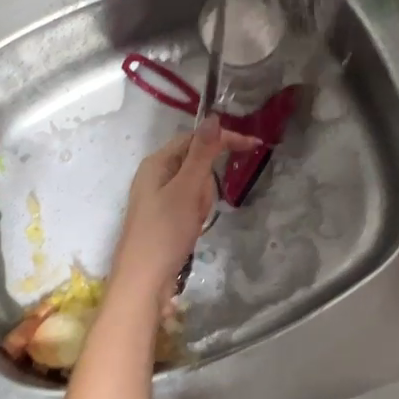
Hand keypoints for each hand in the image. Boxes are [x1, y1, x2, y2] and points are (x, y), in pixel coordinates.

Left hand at [110, 120, 256, 297]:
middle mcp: (155, 176)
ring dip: (202, 204)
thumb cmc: (164, 232)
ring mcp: (159, 199)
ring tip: (192, 223)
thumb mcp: (186, 189)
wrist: (143, 281)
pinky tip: (189, 233)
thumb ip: (201, 154)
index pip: (195, 139)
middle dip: (207, 184)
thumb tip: (213, 118)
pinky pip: (190, 207)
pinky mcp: (164, 219)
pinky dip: (195, 217)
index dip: (223, 140)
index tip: (254, 146)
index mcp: (156, 163)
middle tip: (198, 206)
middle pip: (197, 165)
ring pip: (196, 189)